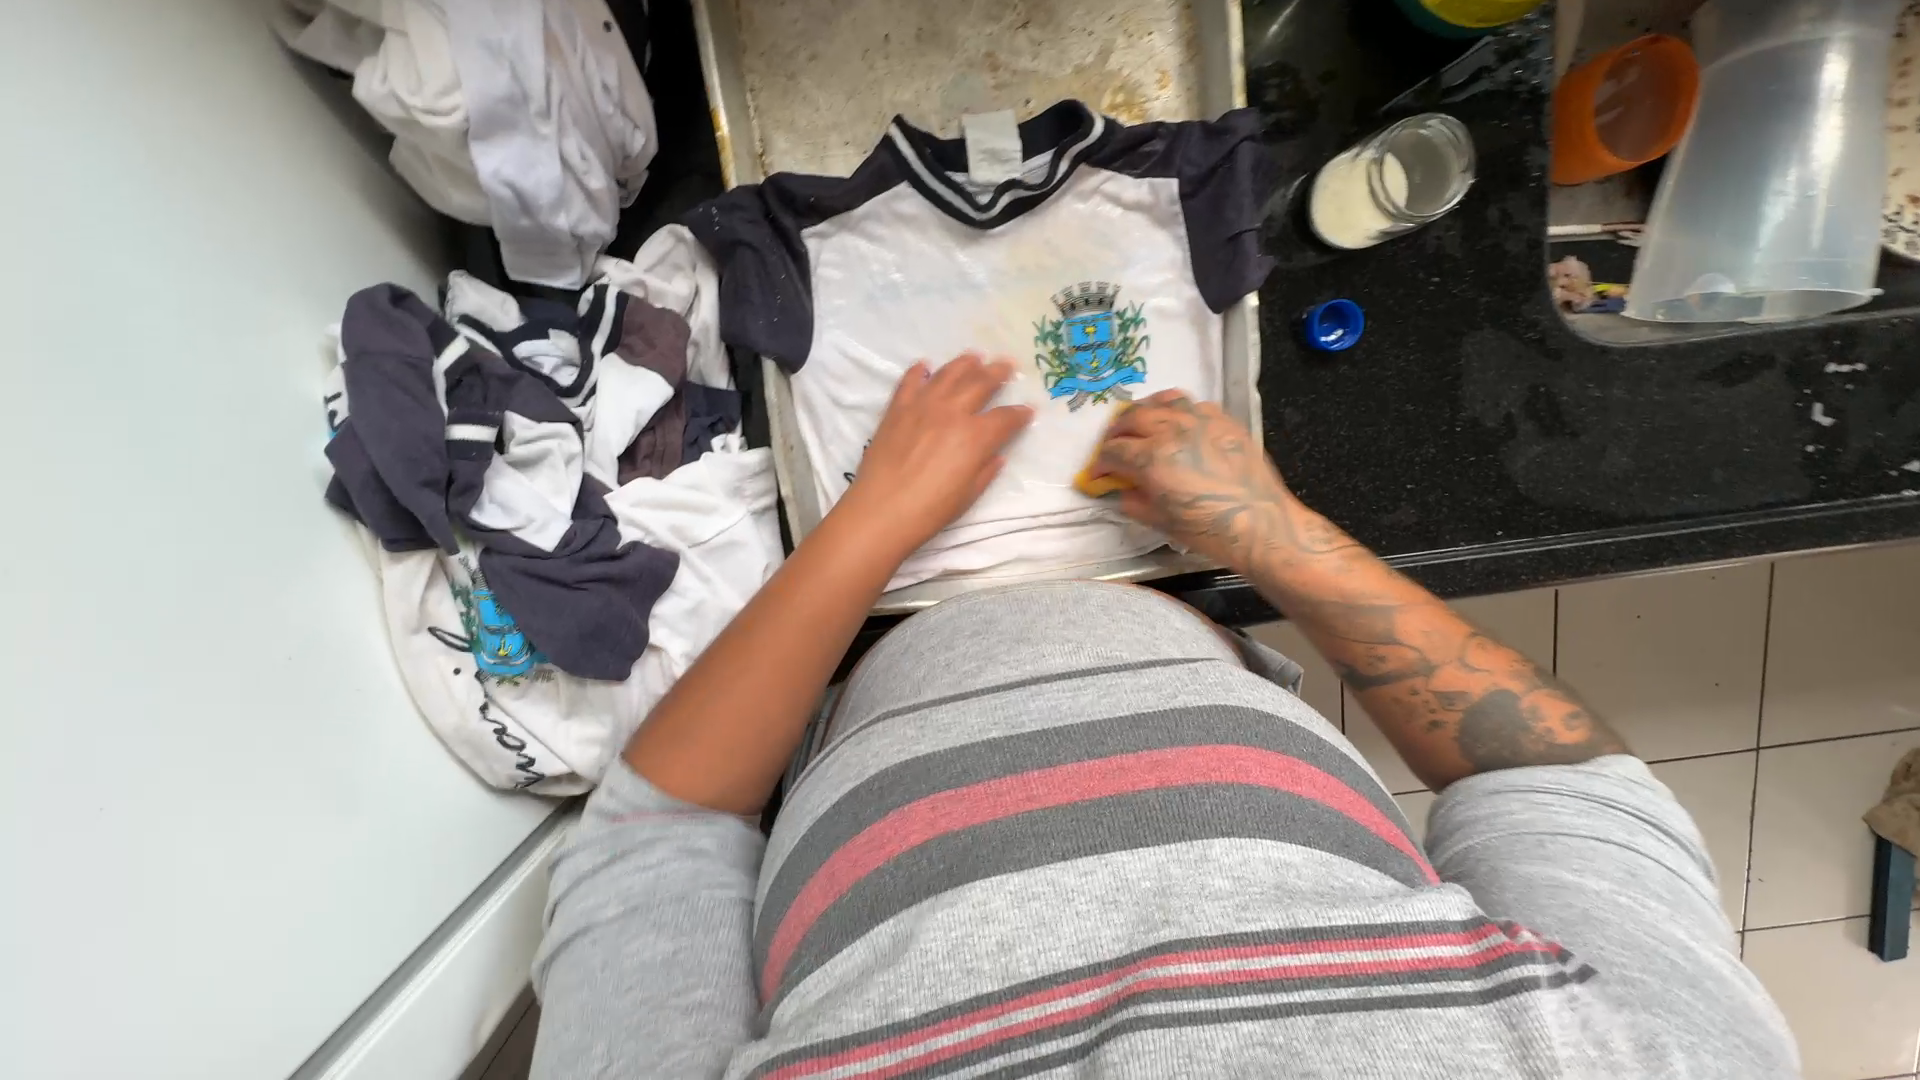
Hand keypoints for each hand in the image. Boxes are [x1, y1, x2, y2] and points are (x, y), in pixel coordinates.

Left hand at [832, 353, 1032, 557]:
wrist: (881, 511)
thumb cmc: (929, 511)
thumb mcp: (968, 495)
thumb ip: (985, 470)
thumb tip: (996, 455)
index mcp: (975, 437)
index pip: (1005, 419)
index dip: (1020, 414)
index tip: (1028, 410)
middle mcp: (951, 413)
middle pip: (980, 383)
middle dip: (998, 373)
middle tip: (1007, 365)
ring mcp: (922, 406)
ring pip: (948, 374)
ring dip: (964, 363)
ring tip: (975, 356)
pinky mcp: (896, 409)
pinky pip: (910, 381)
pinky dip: (919, 371)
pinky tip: (925, 366)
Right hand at [1087, 389, 1294, 568]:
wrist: (1262, 524)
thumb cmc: (1209, 530)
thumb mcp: (1161, 522)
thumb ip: (1134, 501)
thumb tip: (1122, 489)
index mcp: (1152, 459)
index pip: (1113, 451)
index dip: (1099, 464)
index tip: (1096, 476)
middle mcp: (1171, 430)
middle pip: (1130, 418)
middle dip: (1114, 434)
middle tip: (1112, 449)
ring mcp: (1199, 420)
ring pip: (1159, 402)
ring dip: (1142, 413)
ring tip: (1138, 426)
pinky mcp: (1223, 420)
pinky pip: (1190, 404)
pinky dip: (1174, 411)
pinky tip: (1175, 424)